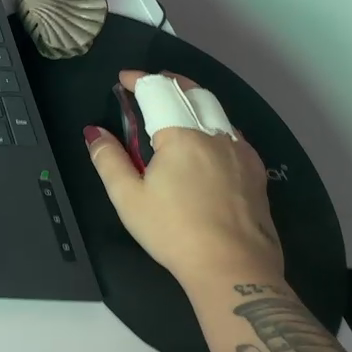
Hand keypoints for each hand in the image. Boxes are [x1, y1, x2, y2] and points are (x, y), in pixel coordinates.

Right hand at [85, 70, 283, 291]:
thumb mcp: (127, 196)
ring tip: (176, 107)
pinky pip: (234, 136)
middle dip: (171, 82)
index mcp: (183, 136)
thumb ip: (108, 158)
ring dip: (195, 102)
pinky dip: (215, 125)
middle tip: (150, 84)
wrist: (234, 273)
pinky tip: (207, 141)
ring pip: (219, 113)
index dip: (138, 79)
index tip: (123, 79)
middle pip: (196, 94)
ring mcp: (243, 157)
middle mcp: (217, 138)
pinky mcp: (257, 177)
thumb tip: (94, 132)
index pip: (159, 92)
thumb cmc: (175, 231)